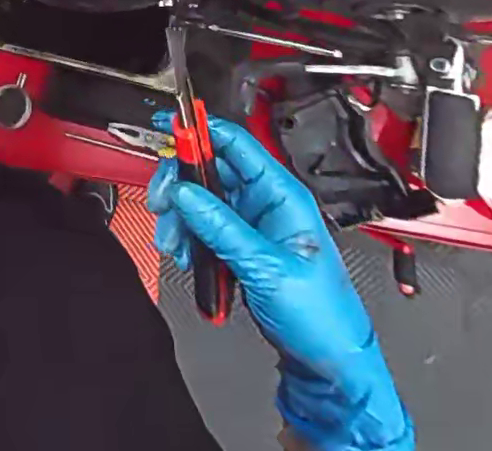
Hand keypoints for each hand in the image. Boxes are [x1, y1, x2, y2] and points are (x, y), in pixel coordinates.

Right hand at [149, 116, 413, 450]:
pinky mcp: (239, 246)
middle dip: (180, 184)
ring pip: (200, 201)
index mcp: (282, 192)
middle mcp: (265, 201)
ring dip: (180, 219)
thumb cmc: (322, 315)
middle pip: (210, 170)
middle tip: (162, 201)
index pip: (236, 143)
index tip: (170, 126)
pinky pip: (202, 229)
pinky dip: (188, 239)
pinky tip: (188, 257)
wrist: (329, 364)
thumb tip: (186, 192)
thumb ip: (222, 227)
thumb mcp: (268, 266)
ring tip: (176, 243)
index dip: (201, 130)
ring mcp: (250, 223)